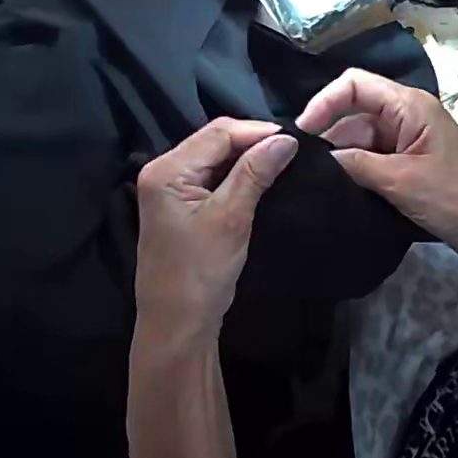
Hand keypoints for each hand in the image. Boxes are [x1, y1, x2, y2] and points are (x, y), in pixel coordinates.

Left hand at [134, 118, 298, 347]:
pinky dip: (237, 173)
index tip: (294, 139)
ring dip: (247, 157)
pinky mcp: (181, 204)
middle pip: (214, 140)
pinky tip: (261, 176)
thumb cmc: (200, 273)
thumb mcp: (231, 218)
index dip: (256, 131)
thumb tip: (285, 139)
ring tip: (281, 158)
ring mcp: (170, 188)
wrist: (177, 325)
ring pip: (215, 157)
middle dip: (252, 141)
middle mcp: (162, 171)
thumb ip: (254, 173)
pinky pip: (212, 175)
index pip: (217, 133)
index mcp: (166, 170)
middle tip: (290, 148)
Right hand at [297, 69, 457, 261]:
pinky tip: (337, 187)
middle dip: (327, 133)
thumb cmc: (457, 198)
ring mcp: (407, 138)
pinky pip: (372, 156)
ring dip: (340, 155)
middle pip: (353, 110)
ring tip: (315, 179)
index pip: (354, 84)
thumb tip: (318, 158)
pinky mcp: (409, 161)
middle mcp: (405, 114)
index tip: (302, 133)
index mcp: (408, 105)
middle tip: (302, 164)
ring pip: (360, 136)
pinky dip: (355, 169)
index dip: (324, 102)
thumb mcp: (401, 181)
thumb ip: (356, 165)